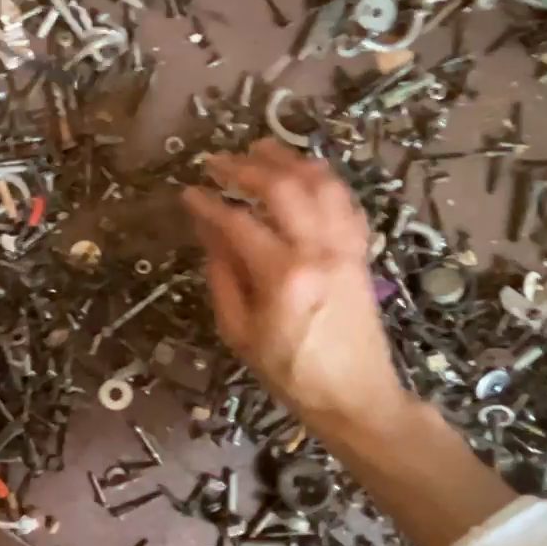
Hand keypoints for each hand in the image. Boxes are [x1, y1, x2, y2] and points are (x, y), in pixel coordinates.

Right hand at [182, 139, 411, 432]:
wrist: (356, 397)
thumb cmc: (289, 372)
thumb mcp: (239, 332)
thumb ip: (223, 277)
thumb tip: (209, 232)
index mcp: (283, 276)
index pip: (237, 222)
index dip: (207, 203)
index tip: (186, 192)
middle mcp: (319, 252)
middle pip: (282, 188)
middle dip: (245, 167)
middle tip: (216, 161)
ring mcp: (346, 249)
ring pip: (321, 184)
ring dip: (289, 160)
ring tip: (260, 148)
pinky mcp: (361, 253)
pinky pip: (346, 202)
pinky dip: (324, 180)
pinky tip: (305, 173)